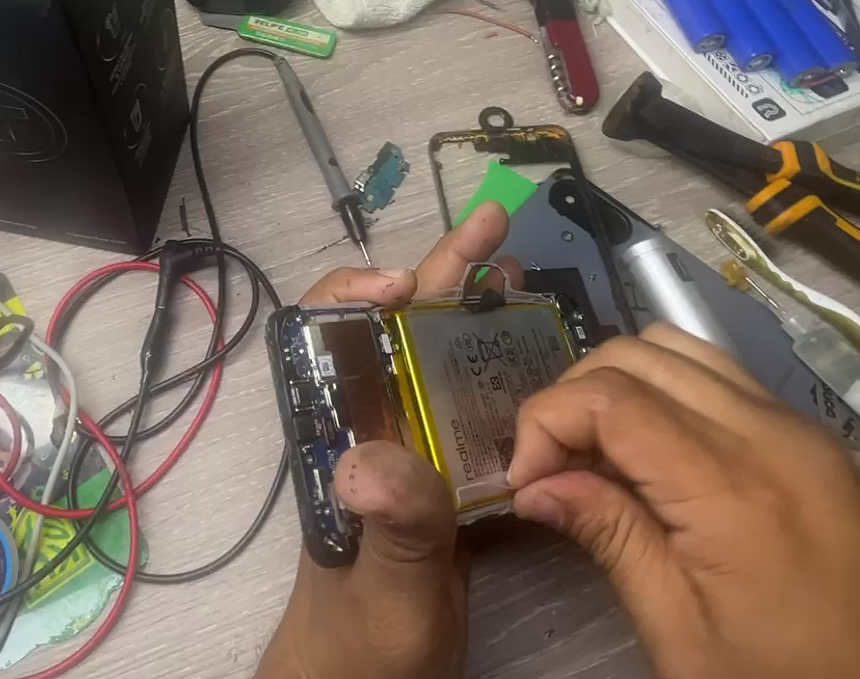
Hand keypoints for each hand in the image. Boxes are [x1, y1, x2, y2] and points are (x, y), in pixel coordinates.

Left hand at [256, 202, 519, 678]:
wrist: (376, 676)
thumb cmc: (360, 632)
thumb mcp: (382, 582)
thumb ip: (389, 524)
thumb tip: (374, 459)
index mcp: (339, 428)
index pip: (321, 336)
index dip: (352, 295)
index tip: (401, 286)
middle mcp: (372, 418)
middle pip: (396, 328)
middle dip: (438, 273)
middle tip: (490, 226)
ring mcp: (411, 439)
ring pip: (438, 356)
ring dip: (474, 309)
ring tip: (518, 271)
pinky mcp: (446, 468)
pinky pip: (474, 405)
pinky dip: (501, 371)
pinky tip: (538, 352)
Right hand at [506, 325, 859, 678]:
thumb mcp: (687, 639)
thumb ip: (609, 540)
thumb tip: (534, 487)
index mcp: (733, 487)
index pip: (606, 398)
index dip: (544, 423)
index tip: (526, 481)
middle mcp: (766, 432)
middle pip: (631, 356)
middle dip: (570, 398)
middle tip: (554, 467)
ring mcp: (794, 423)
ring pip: (670, 346)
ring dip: (614, 383)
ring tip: (598, 448)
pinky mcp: (807, 431)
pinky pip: (712, 370)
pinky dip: (660, 385)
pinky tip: (651, 444)